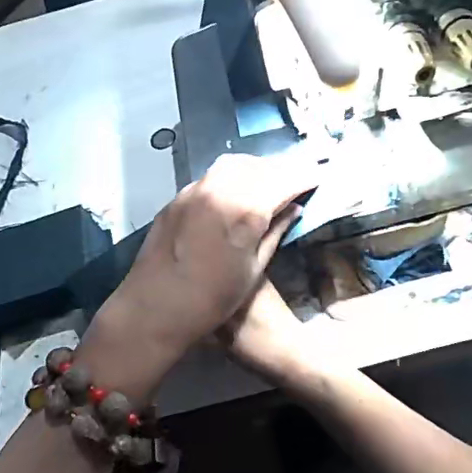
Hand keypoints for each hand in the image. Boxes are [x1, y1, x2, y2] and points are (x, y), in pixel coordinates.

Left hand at [89, 154, 315, 387]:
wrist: (154, 308)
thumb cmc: (211, 299)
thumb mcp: (253, 269)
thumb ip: (275, 232)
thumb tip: (293, 208)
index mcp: (244, 211)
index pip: (283, 181)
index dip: (303, 178)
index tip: (317, 178)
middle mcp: (220, 190)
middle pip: (259, 167)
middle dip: (281, 171)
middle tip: (295, 182)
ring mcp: (194, 191)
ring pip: (233, 164)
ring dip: (255, 169)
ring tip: (267, 183)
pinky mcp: (178, 197)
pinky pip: (211, 175)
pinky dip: (231, 176)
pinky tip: (236, 192)